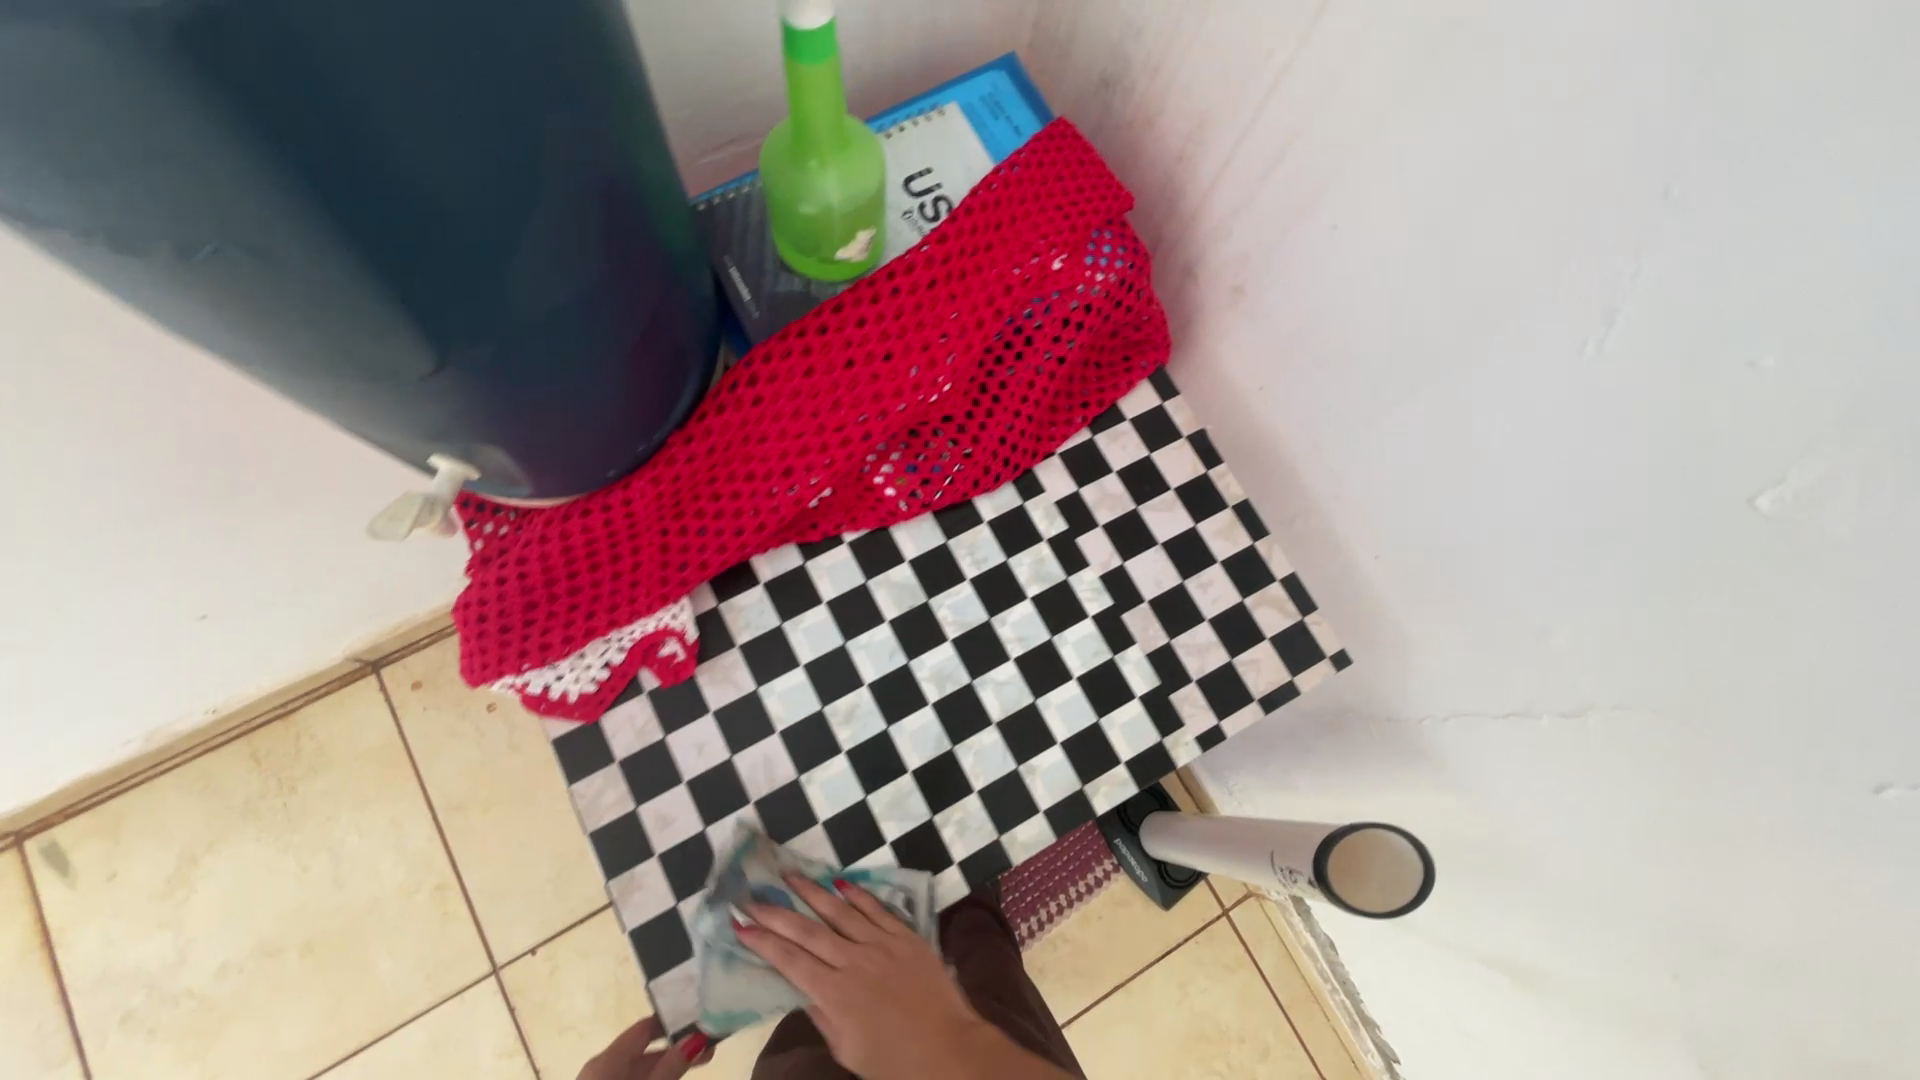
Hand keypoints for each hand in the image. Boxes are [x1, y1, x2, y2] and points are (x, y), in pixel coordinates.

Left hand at [576, 1016, 712, 1079]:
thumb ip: (671, 1068)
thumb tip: (697, 1037)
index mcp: (606, 1060)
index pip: (645, 1028)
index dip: (674, 1021)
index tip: (703, 1021)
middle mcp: (599, 1070)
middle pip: (643, 1050)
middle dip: (676, 1050)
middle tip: (708, 1051)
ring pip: (637, 1071)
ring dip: (666, 1068)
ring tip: (696, 1067)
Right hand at [738, 875, 1069, 1079]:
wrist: (947, 1049)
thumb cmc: (892, 1060)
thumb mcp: (845, 1048)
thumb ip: (821, 1014)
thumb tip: (801, 986)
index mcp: (835, 994)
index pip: (790, 961)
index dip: (763, 941)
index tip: (741, 925)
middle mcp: (854, 961)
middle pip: (808, 931)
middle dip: (777, 912)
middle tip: (753, 895)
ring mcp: (882, 944)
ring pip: (840, 910)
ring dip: (812, 891)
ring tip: (790, 874)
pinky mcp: (906, 936)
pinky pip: (877, 908)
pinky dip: (857, 894)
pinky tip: (840, 882)